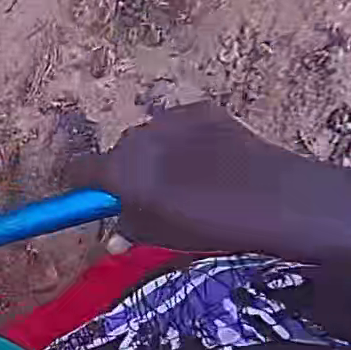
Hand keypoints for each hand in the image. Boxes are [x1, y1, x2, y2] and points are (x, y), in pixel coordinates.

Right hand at [82, 102, 336, 251]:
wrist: (270, 198)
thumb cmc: (206, 225)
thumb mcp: (160, 237)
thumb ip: (129, 230)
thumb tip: (113, 240)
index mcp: (119, 171)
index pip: (80, 170)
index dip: (85, 185)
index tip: (98, 199)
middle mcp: (137, 138)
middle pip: (118, 152)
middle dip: (127, 171)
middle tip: (151, 197)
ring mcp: (170, 119)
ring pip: (149, 137)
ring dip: (156, 154)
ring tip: (186, 178)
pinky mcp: (201, 109)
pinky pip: (179, 125)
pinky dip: (185, 140)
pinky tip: (209, 160)